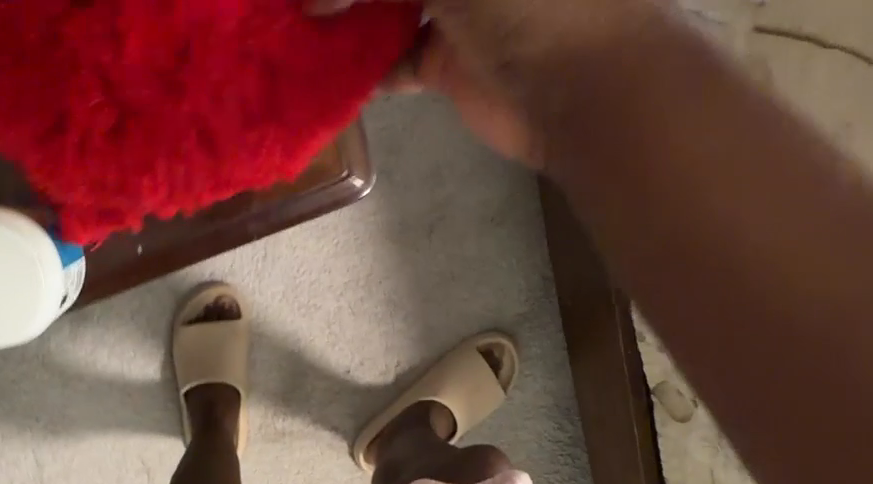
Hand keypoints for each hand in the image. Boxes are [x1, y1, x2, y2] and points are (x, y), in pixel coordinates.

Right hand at [314, 0, 654, 167]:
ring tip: (302, 30)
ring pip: (388, 7)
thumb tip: (313, 3)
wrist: (578, 85)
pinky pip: (392, 60)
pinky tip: (327, 74)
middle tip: (294, 6)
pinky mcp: (447, 60)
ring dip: (347, 20)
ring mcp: (457, 6)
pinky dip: (362, 69)